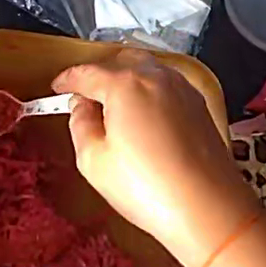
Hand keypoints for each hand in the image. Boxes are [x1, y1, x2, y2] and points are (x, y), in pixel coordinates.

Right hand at [52, 51, 262, 266]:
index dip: (68, 80)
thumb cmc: (147, 187)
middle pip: (121, 61)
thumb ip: (80, 125)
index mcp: (126, 84)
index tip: (58, 88)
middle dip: (100, 73)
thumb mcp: (94, 160)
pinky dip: (150, 90)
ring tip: (113, 105)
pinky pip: (167, 85)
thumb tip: (81, 108)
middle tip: (84, 95)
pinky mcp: (200, 105)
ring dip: (127, 78)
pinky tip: (144, 113)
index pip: (88, 72)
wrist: (207, 206)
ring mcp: (183, 89)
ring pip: (148, 69)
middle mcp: (157, 77)